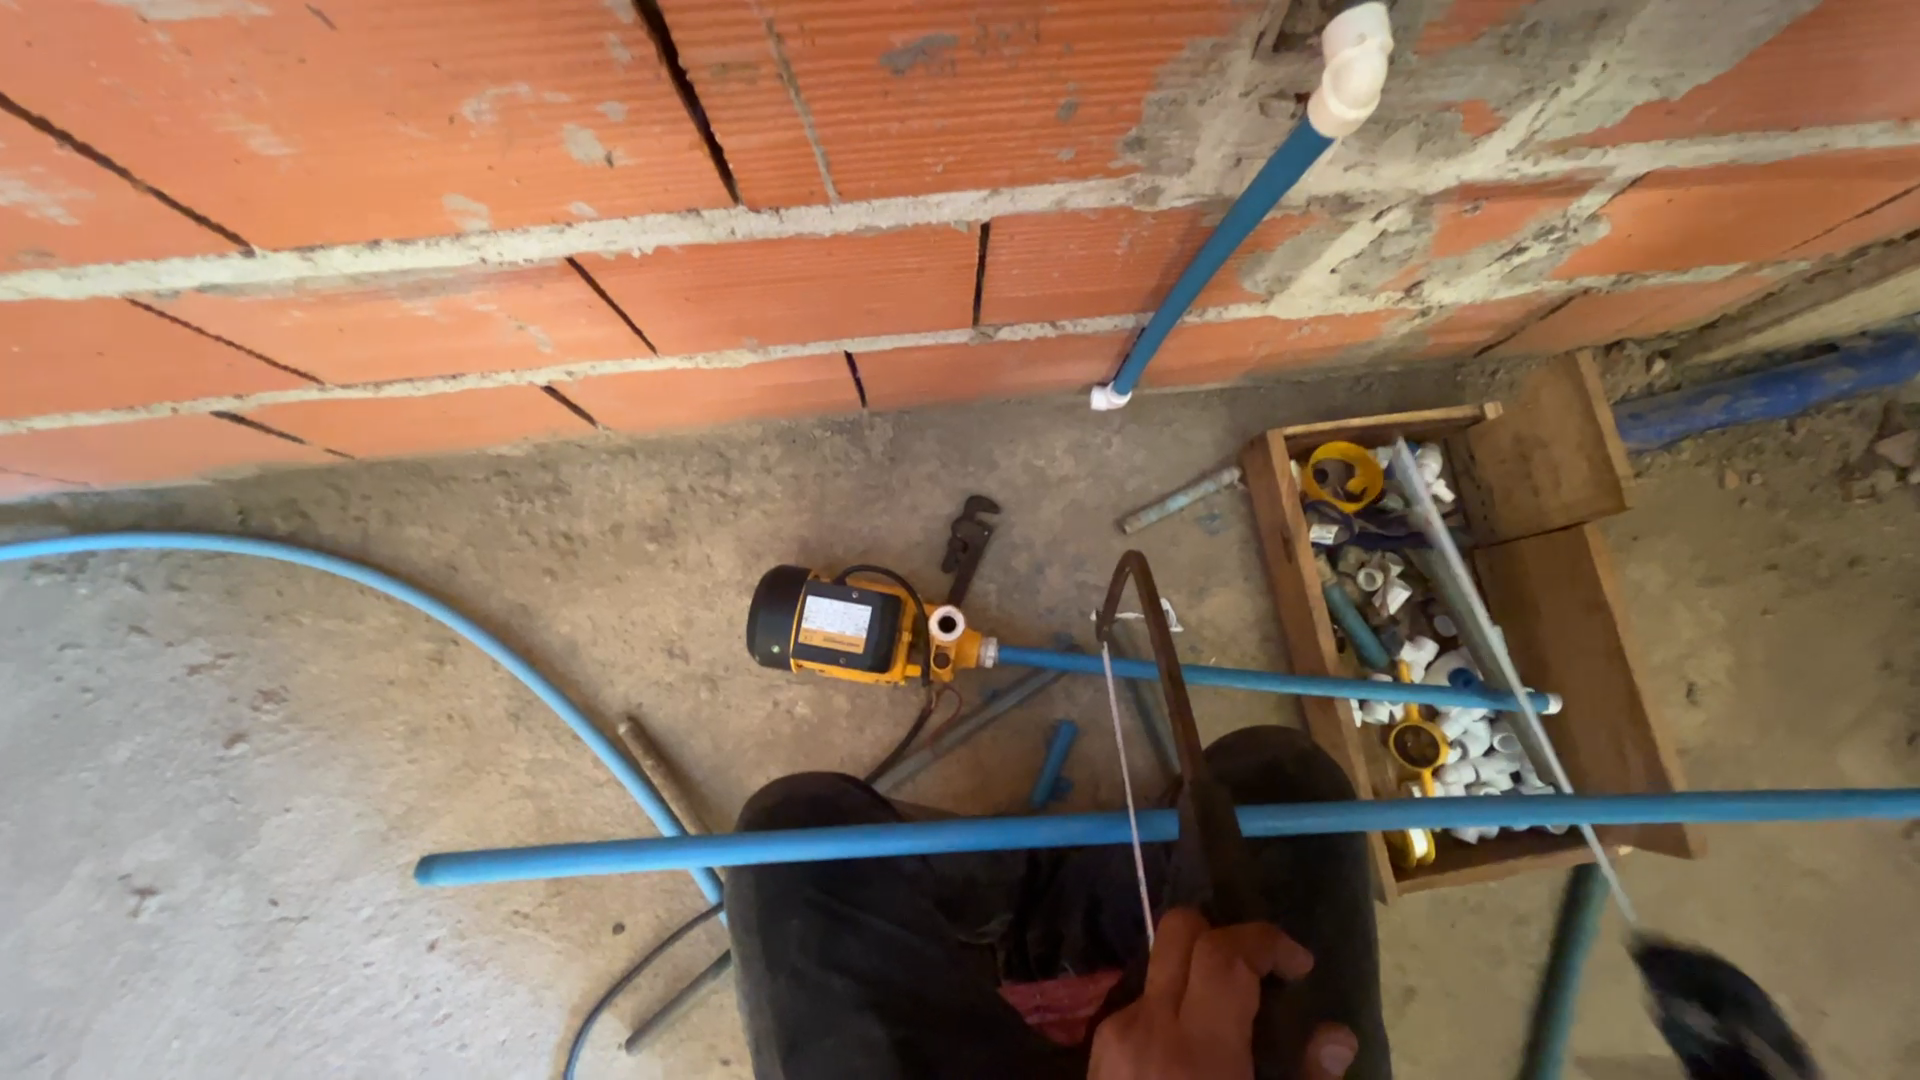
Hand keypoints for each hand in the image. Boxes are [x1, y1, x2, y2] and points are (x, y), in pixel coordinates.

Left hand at [1087, 908, 1357, 1079]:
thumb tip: (1334, 1038)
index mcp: (1195, 1049)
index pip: (1223, 952)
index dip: (1266, 941)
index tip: (1300, 963)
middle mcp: (1144, 1026)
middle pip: (1178, 932)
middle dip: (1224, 933)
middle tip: (1264, 972)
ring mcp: (1113, 1038)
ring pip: (1158, 969)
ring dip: (1198, 976)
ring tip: (1237, 1023)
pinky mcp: (1097, 1057)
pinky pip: (1142, 1008)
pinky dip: (1175, 1011)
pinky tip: (1199, 1060)